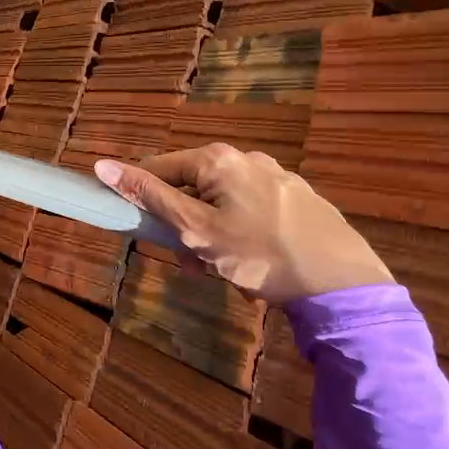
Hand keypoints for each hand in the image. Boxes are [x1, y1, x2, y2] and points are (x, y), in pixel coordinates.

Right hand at [94, 143, 393, 304]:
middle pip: (194, 186)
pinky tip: (258, 267)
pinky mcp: (305, 202)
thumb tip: (102, 165)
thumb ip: (149, 196)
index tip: (149, 232)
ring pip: (225, 202)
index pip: (158, 167)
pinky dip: (246, 234)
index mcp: (217, 160)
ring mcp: (281, 179)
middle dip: (185, 223)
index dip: (145, 199)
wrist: (347, 289)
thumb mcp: (196, 230)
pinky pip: (257, 212)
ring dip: (214, 232)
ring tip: (226, 271)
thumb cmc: (261, 256)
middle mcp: (247, 158)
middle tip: (192, 261)